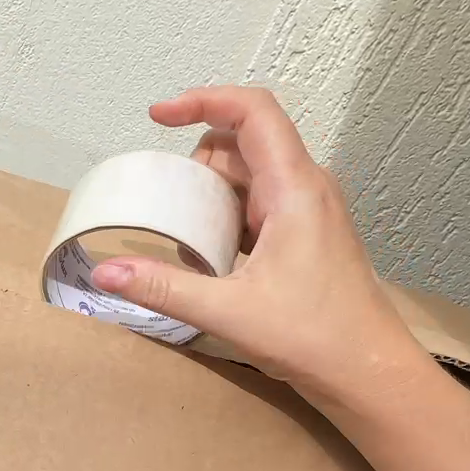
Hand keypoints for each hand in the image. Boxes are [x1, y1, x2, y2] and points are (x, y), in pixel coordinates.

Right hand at [89, 87, 431, 408]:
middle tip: (163, 204)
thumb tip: (104, 272)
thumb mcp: (226, 311)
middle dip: (196, 163)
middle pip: (243, 144)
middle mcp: (305, 189)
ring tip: (180, 233)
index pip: (252, 112)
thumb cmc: (310, 335)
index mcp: (294, 189)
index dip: (203, 100)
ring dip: (209, 192)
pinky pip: (256, 207)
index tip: (157, 115)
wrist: (365, 370)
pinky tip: (206, 256)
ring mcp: (307, 213)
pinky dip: (224, 216)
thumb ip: (162, 287)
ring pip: (249, 176)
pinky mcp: (303, 237)